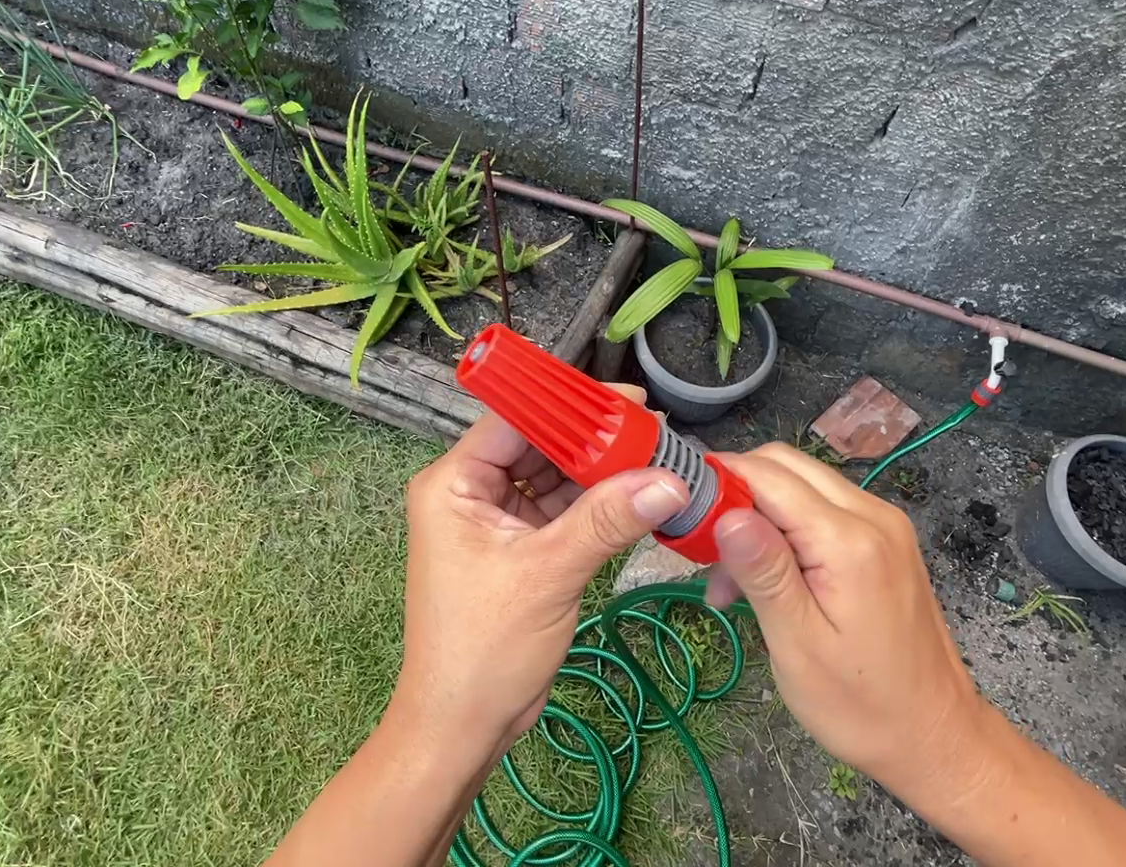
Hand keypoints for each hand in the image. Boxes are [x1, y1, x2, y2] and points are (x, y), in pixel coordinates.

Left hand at [391, 386, 689, 764]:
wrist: (464, 725)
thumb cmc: (485, 646)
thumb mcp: (548, 573)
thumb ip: (608, 520)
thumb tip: (671, 480)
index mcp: (454, 482)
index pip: (514, 420)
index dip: (570, 406)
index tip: (627, 401)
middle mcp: (471, 490)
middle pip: (539, 445)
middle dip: (593, 439)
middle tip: (652, 427)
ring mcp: (497, 518)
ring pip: (555, 477)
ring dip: (600, 471)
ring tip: (655, 454)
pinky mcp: (520, 545)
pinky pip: (562, 510)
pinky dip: (597, 504)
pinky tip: (638, 492)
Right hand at [706, 443, 988, 806]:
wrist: (936, 739)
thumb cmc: (861, 704)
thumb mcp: (799, 644)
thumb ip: (763, 570)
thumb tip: (725, 512)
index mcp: (849, 539)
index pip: (769, 475)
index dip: (719, 479)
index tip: (680, 504)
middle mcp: (871, 513)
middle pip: (785, 465)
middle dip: (736, 492)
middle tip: (702, 544)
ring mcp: (882, 523)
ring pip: (801, 483)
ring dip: (758, 513)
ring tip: (728, 579)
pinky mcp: (883, 538)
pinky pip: (821, 509)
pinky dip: (785, 527)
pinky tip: (764, 576)